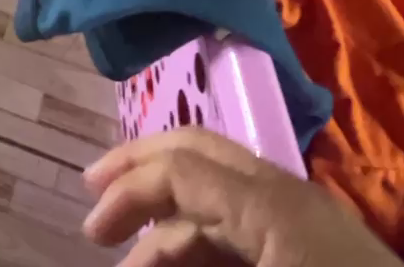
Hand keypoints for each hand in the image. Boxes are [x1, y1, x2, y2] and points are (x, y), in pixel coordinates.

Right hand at [82, 129, 401, 266]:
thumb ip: (191, 256)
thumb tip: (138, 257)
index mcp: (270, 202)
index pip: (180, 167)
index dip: (128, 189)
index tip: (93, 234)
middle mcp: (281, 189)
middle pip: (195, 147)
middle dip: (139, 165)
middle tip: (93, 190)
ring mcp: (300, 209)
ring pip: (215, 182)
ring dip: (167, 209)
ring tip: (130, 255)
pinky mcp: (310, 235)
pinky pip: (240, 214)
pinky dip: (201, 231)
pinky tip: (178, 255)